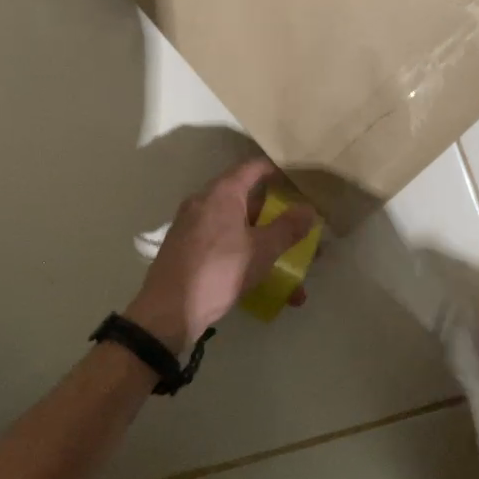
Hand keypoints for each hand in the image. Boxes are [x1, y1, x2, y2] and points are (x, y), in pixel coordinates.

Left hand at [124, 158, 316, 352]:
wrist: (168, 311)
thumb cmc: (218, 270)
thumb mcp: (261, 250)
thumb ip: (288, 228)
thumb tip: (309, 209)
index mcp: (221, 193)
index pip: (254, 167)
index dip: (279, 170)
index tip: (303, 180)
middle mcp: (204, 203)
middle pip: (248, 201)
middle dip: (279, 218)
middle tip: (304, 230)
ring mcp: (194, 228)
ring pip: (240, 230)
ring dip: (268, 248)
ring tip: (296, 274)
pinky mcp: (189, 251)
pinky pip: (226, 247)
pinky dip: (249, 260)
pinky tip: (271, 288)